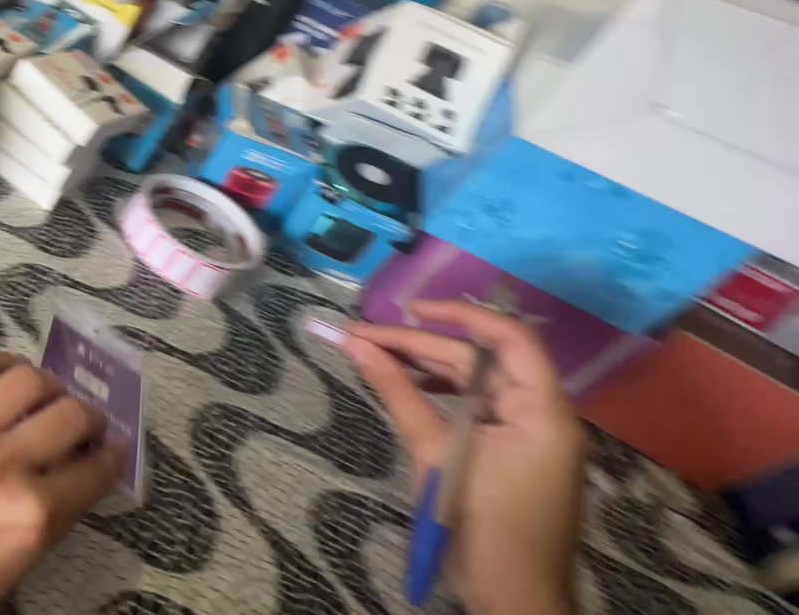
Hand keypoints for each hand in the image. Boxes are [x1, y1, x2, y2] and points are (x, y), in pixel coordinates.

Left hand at [0, 351, 125, 614]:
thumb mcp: (19, 563)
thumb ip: (53, 513)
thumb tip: (78, 467)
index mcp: (34, 516)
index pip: (96, 469)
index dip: (113, 454)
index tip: (112, 446)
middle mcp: (5, 465)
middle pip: (68, 414)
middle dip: (88, 415)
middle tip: (83, 420)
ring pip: (25, 379)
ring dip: (48, 383)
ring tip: (47, 391)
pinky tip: (6, 368)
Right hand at [346, 301, 586, 614]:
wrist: (512, 595)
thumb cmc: (479, 520)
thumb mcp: (431, 449)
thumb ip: (395, 389)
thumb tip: (350, 342)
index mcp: (542, 413)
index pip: (509, 339)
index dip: (459, 314)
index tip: (407, 309)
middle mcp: (544, 417)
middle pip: (480, 359)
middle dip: (419, 344)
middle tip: (361, 337)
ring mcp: (531, 436)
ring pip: (475, 380)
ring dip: (426, 364)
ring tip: (374, 356)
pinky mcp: (515, 453)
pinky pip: (477, 405)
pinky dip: (440, 390)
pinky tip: (407, 387)